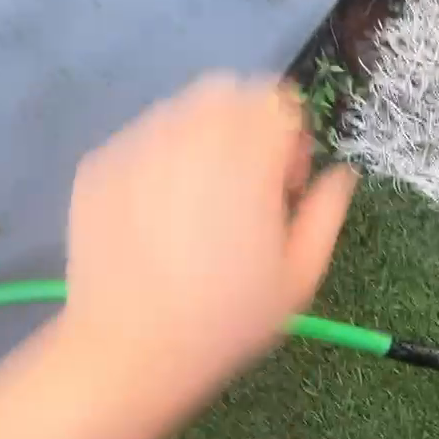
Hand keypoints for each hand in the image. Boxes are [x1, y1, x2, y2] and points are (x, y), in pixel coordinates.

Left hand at [59, 73, 357, 417]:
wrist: (134, 349)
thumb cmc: (231, 319)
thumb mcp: (300, 277)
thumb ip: (326, 213)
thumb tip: (340, 176)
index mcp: (247, 160)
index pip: (278, 102)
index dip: (292, 137)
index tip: (288, 184)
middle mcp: (189, 136)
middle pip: (228, 90)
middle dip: (249, 125)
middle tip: (251, 187)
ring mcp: (136, 145)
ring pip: (183, 110)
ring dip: (207, 139)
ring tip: (206, 203)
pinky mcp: (99, 163)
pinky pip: (144, 138)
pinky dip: (166, 159)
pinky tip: (166, 216)